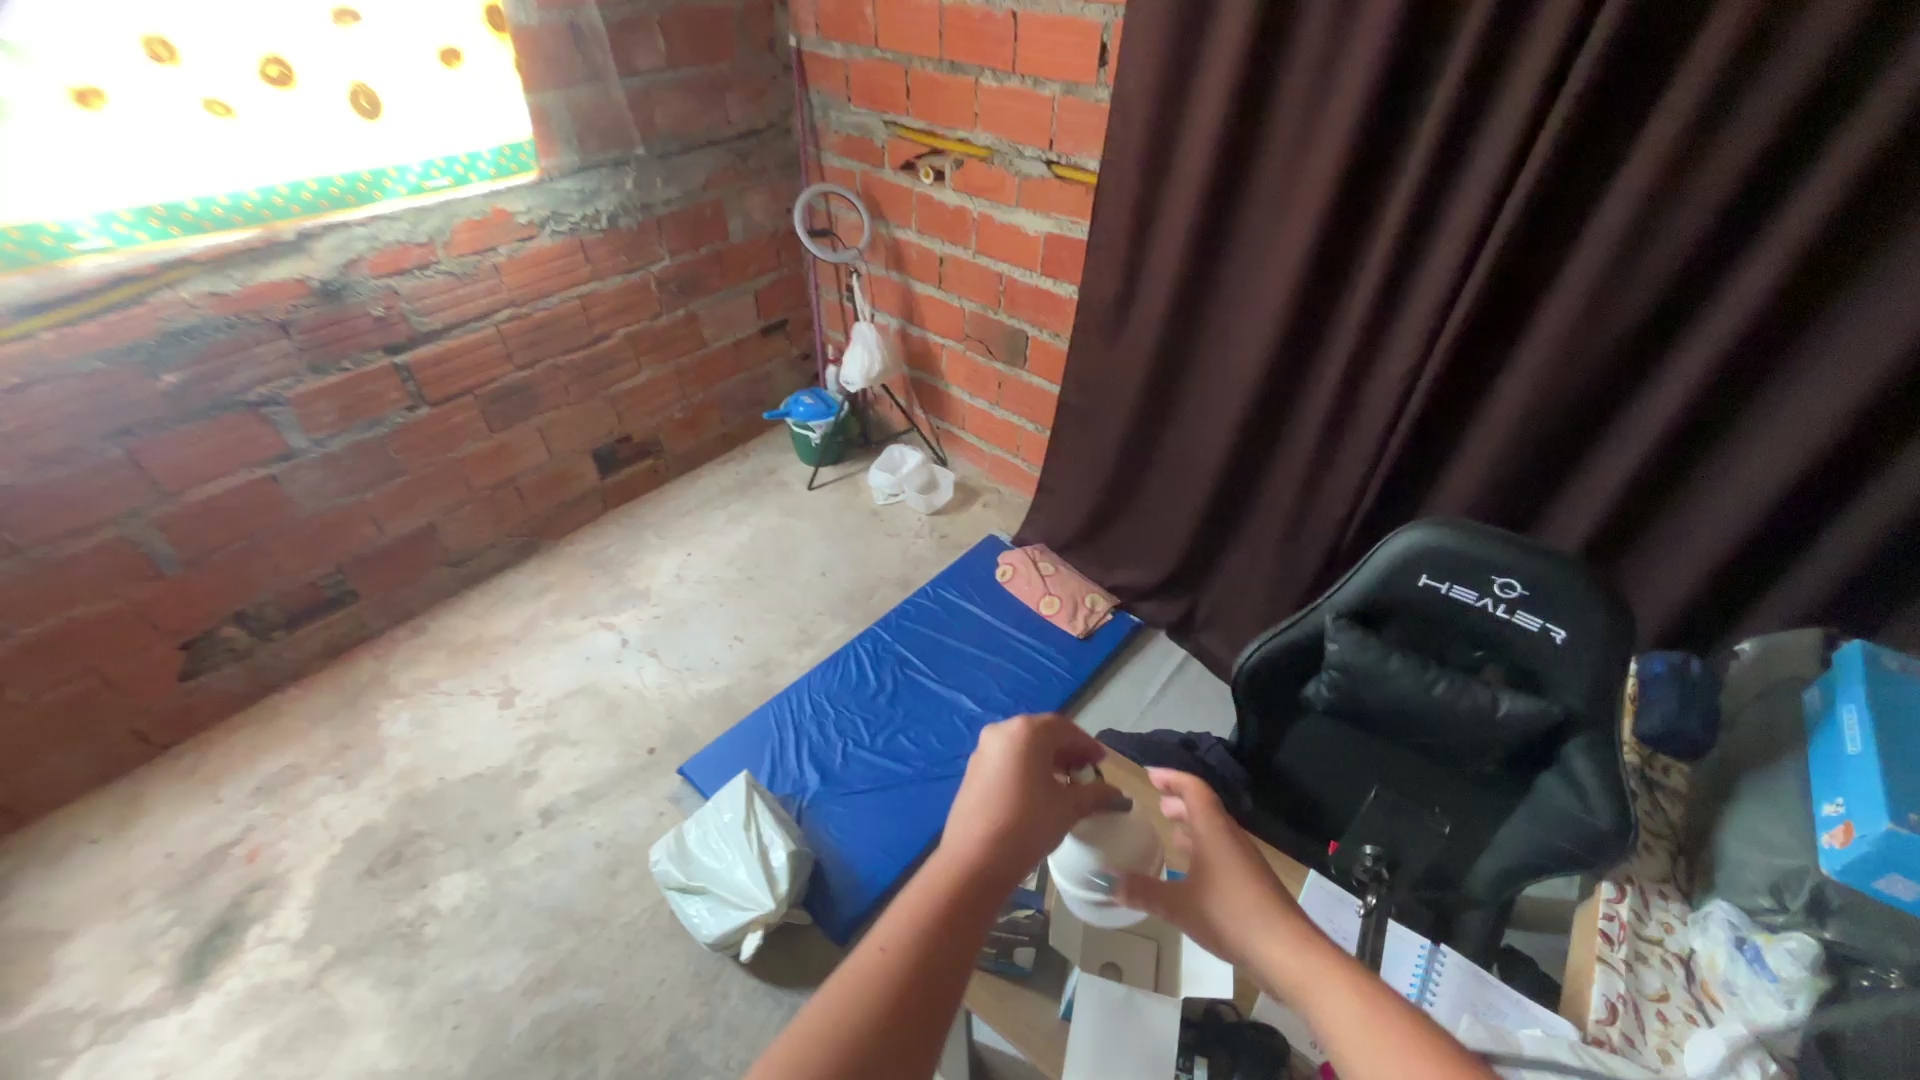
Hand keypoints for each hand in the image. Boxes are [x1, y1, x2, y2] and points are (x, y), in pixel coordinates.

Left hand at [937, 714, 1125, 890]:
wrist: (975, 858)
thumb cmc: (1028, 824)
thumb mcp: (1068, 808)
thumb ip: (1096, 795)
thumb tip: (1119, 796)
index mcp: (1027, 731)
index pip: (1065, 729)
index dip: (1087, 745)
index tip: (1102, 763)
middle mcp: (1002, 731)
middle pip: (1042, 734)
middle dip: (1067, 750)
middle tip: (1086, 772)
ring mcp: (983, 749)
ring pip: (1023, 746)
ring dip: (1046, 759)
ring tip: (1065, 783)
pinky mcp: (973, 769)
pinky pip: (1007, 758)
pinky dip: (1026, 767)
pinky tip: (1038, 791)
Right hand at [1114, 768, 1311, 968]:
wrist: (1287, 951)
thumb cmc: (1230, 915)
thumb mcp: (1177, 905)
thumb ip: (1142, 891)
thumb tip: (1106, 881)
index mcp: (1213, 830)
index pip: (1193, 789)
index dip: (1171, 778)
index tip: (1149, 774)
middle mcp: (1230, 838)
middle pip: (1205, 808)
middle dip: (1180, 802)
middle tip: (1157, 804)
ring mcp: (1244, 860)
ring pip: (1215, 832)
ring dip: (1192, 827)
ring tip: (1170, 832)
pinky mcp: (1252, 882)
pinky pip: (1222, 852)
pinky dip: (1203, 851)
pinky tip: (1191, 873)